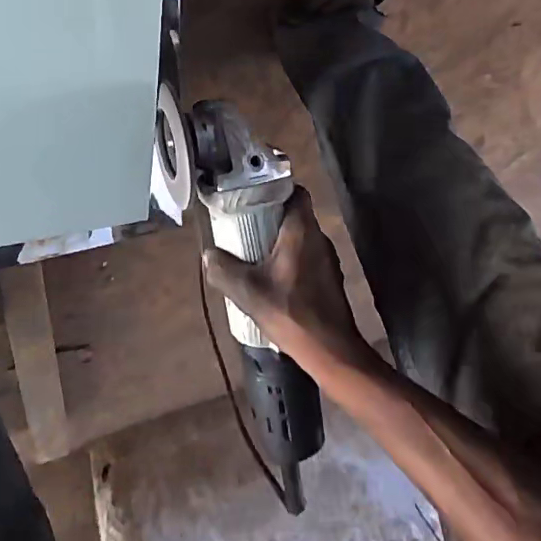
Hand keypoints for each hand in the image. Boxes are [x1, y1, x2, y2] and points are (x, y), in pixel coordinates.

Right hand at [202, 188, 384, 369]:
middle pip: (295, 214)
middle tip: (244, 221)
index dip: (275, 187)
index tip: (253, 193)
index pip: (296, 192)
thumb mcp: (247, 291)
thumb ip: (223, 269)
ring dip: (279, 237)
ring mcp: (328, 261)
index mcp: (302, 232)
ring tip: (254, 247)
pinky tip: (272, 275)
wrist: (332, 352)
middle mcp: (318, 240)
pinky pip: (306, 256)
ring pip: (301, 236)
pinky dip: (289, 257)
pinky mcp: (329, 280)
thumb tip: (208, 255)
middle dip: (270, 214)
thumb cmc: (291, 313)